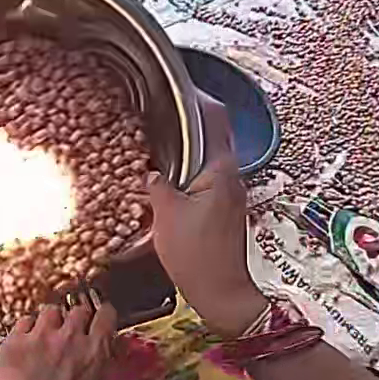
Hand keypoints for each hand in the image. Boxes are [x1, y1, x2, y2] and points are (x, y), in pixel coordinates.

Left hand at [0, 299, 116, 379]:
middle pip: (78, 310)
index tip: (98, 322)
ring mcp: (40, 336)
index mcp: (96, 352)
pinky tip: (26, 343)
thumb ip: (104, 373)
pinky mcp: (14, 342)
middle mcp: (70, 337)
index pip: (106, 315)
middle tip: (71, 333)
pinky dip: (27, 329)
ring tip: (47, 336)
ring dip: (52, 321)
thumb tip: (107, 361)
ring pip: (50, 311)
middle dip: (76, 320)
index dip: (102, 317)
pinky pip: (23, 321)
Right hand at [147, 96, 267, 336]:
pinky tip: (163, 178)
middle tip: (154, 115)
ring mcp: (228, 193)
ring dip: (183, 148)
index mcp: (219, 170)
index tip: (173, 87)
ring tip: (153, 143)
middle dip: (185, 122)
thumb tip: (149, 173)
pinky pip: (203, 178)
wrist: (221, 293)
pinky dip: (185, 170)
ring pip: (206, 158)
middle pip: (211, 134)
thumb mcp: (167, 217)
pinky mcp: (221, 208)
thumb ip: (157, 187)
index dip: (196, 96)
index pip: (215, 118)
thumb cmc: (196, 255)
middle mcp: (229, 176)